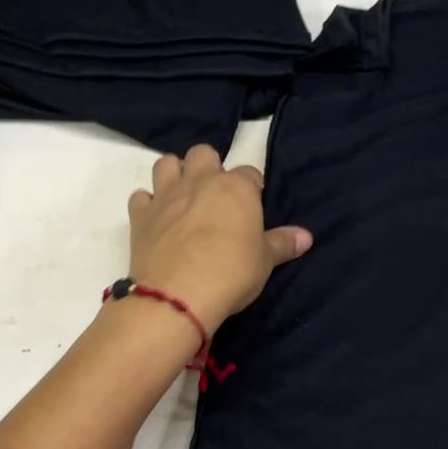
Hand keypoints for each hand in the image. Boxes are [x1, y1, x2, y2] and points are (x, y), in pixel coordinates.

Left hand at [127, 144, 312, 331]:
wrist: (178, 294)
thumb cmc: (231, 272)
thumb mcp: (264, 261)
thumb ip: (282, 244)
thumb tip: (306, 237)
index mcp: (236, 187)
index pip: (250, 174)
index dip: (252, 188)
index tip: (252, 208)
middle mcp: (200, 181)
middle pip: (203, 153)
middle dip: (209, 167)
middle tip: (215, 197)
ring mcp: (167, 195)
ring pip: (166, 163)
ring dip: (174, 174)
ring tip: (183, 197)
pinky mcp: (141, 215)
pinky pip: (140, 197)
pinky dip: (147, 204)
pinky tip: (156, 218)